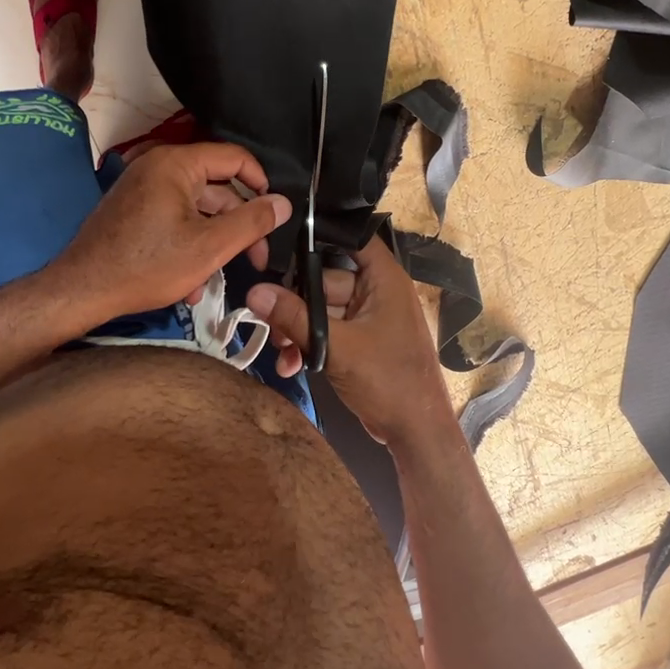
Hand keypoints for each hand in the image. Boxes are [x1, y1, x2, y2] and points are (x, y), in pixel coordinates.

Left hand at [50, 143, 290, 324]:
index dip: (262, 184)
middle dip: (238, 226)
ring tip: (217, 281)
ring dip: (213, 245)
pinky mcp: (133, 213)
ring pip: (196, 211)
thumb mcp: (209, 247)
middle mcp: (158, 168)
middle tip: (257, 260)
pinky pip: (174, 222)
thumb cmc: (147, 265)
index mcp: (177, 164)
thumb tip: (284, 203)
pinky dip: (188, 246)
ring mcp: (143, 190)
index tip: (275, 216)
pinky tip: (190, 283)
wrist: (81, 291)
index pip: (235, 158)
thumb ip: (252, 222)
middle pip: (217, 189)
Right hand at [247, 237, 452, 446]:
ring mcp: (367, 318)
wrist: (415, 433)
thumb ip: (295, 318)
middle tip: (267, 318)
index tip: (279, 242)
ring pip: (321, 309)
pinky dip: (309, 346)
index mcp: (383, 279)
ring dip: (298, 329)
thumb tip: (254, 292)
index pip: (350, 237)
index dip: (318, 234)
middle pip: (324, 278)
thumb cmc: (389, 380)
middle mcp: (376, 291)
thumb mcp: (337, 347)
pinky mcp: (359, 343)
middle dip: (295, 302)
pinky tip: (290, 365)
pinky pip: (327, 332)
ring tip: (279, 349)